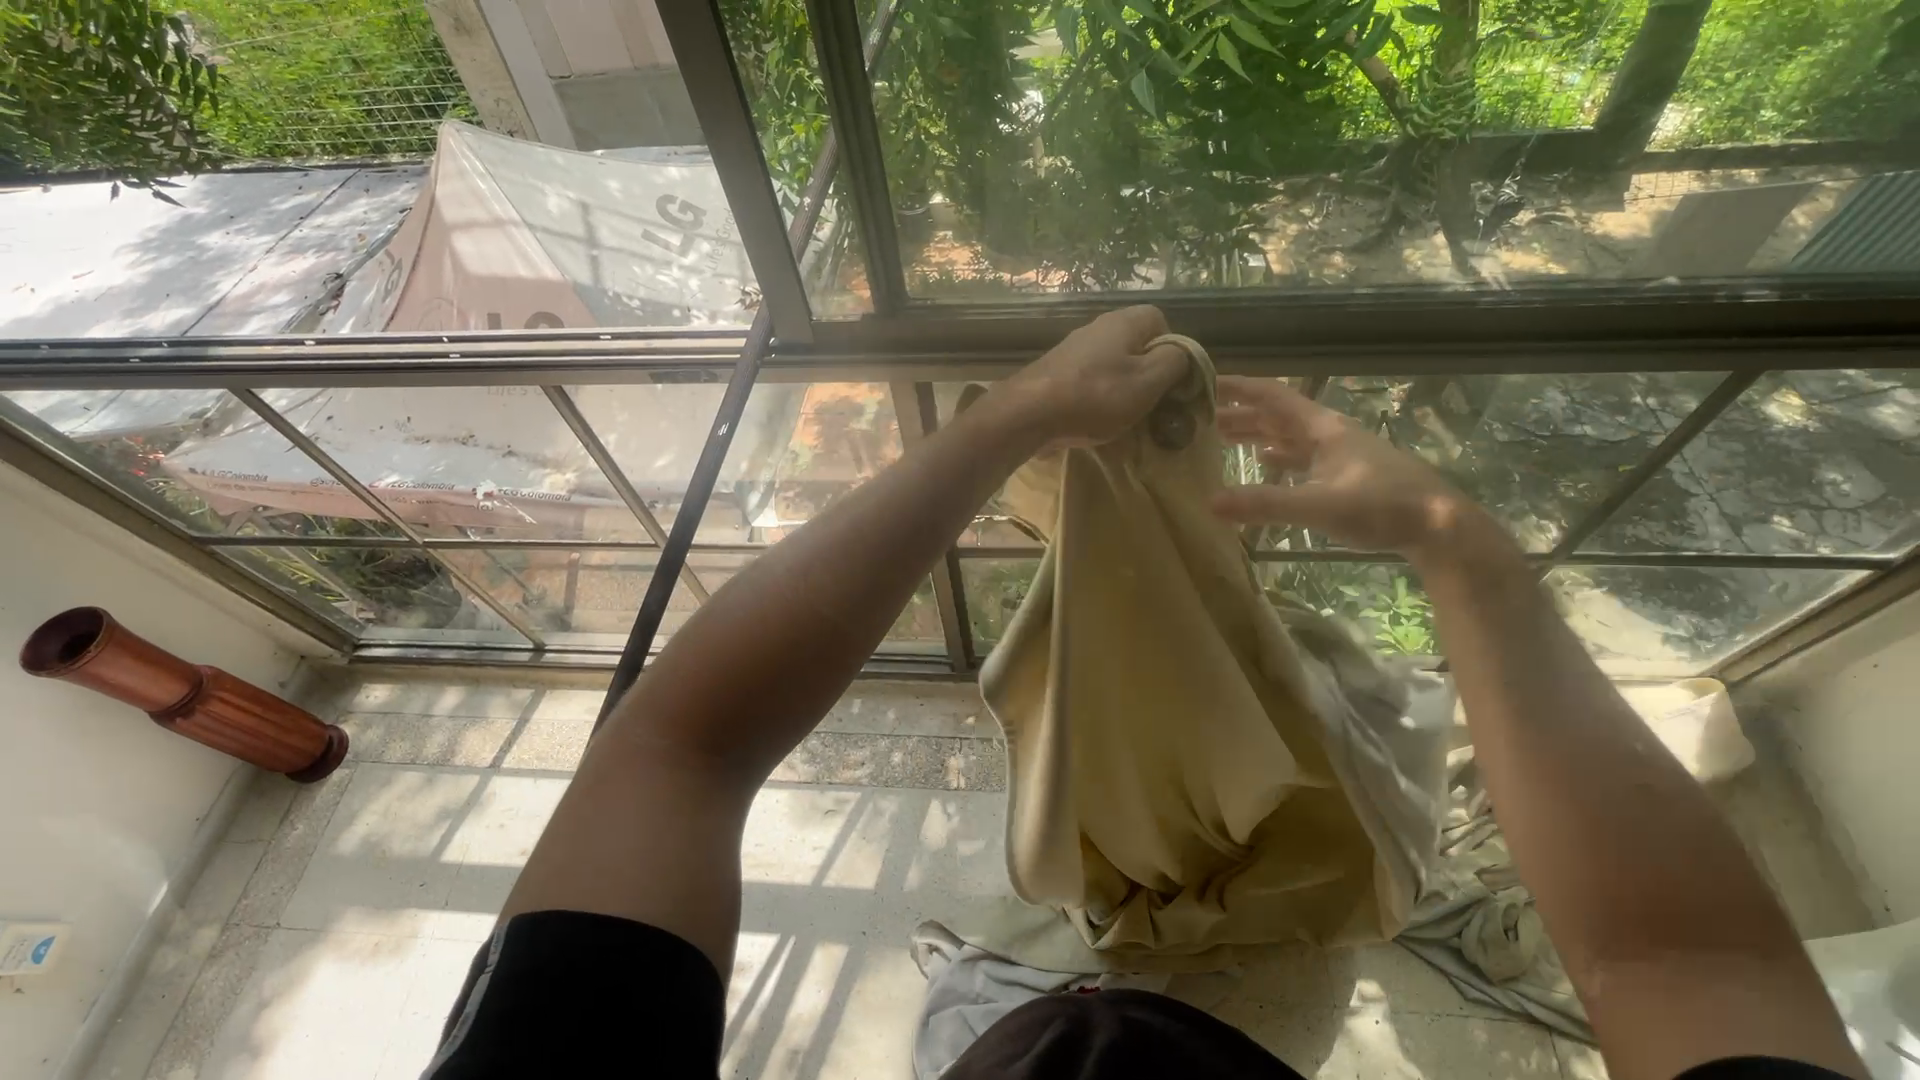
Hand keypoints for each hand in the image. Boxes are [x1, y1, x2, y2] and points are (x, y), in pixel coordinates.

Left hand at [989, 306, 1191, 446]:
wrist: (1028, 414)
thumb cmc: (1096, 396)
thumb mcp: (1149, 380)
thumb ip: (1175, 361)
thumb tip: (1184, 353)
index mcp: (1124, 321)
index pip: (1161, 321)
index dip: (1173, 350)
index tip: (1173, 380)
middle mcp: (1097, 328)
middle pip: (1136, 346)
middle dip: (1148, 375)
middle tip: (1152, 404)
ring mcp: (1073, 350)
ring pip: (1113, 367)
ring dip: (1123, 391)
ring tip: (1126, 418)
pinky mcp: (1057, 373)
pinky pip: (1090, 383)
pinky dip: (1099, 400)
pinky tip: (1096, 423)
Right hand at [1210, 376, 1493, 561]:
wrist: (1439, 526)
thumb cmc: (1382, 506)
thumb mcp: (1320, 505)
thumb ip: (1265, 504)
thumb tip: (1210, 502)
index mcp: (1323, 429)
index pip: (1272, 397)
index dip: (1239, 388)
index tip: (1205, 381)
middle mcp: (1330, 435)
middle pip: (1278, 416)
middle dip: (1241, 413)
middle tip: (1202, 417)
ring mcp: (1340, 456)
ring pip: (1290, 436)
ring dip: (1258, 434)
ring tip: (1225, 437)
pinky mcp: (1348, 478)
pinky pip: (1304, 459)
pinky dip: (1280, 458)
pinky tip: (1268, 464)